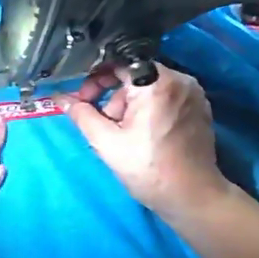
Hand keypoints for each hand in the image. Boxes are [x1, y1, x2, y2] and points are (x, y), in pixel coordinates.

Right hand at [64, 64, 230, 217]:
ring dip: (128, 103)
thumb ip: (81, 115)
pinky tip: (140, 131)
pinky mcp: (199, 106)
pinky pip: (165, 95)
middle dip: (111, 93)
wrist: (190, 195)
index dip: (95, 77)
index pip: (119, 62)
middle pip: (134, 74)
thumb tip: (59, 98)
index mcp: (156, 84)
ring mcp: (193, 92)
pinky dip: (148, 107)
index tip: (83, 99)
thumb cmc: (147, 168)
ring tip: (121, 131)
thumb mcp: (106, 142)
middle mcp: (180, 80)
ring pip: (149, 85)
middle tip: (98, 118)